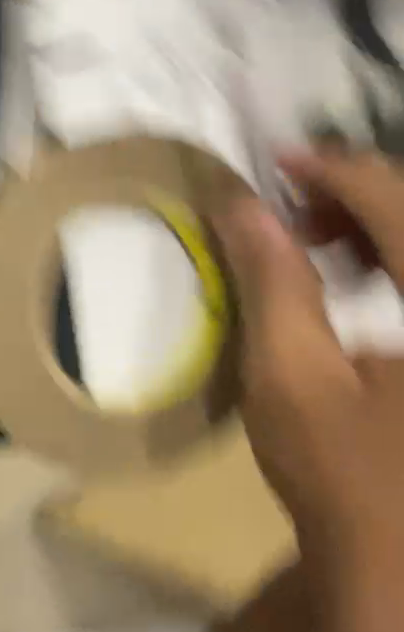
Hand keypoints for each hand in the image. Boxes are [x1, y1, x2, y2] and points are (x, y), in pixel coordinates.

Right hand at [217, 151, 403, 566]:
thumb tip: (244, 207)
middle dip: (363, 199)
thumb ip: (274, 282)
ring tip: (319, 250)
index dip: (337, 172)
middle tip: (287, 219)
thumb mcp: (290, 373)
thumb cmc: (344, 469)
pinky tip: (367, 284)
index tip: (274, 162)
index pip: (403, 205)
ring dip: (387, 231)